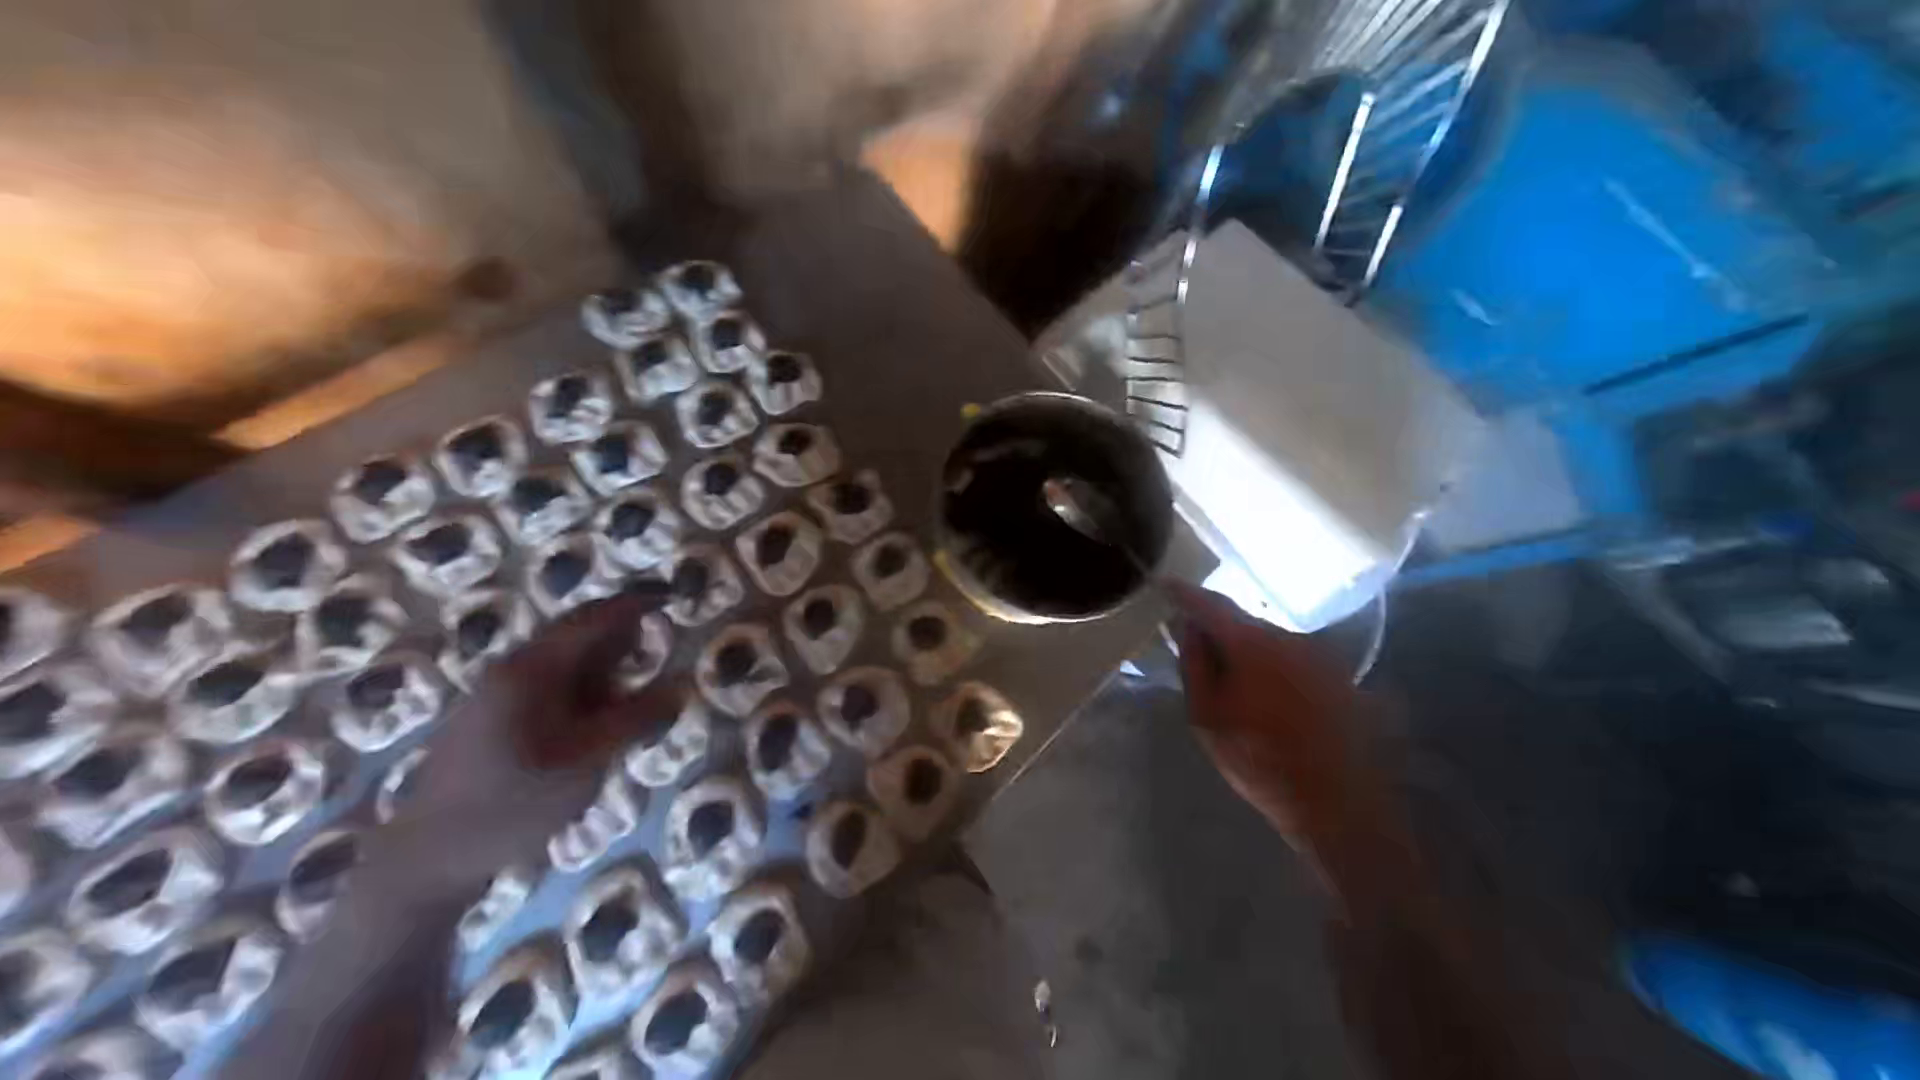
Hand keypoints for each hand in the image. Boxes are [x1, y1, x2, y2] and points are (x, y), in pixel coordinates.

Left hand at [393, 582, 675, 877]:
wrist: (426, 859)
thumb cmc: (512, 805)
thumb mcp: (587, 762)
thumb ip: (637, 719)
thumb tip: (680, 684)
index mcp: (531, 669)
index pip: (593, 618)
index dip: (635, 604)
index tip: (670, 600)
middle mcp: (510, 668)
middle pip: (575, 633)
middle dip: (620, 635)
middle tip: (659, 647)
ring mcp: (493, 692)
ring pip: (560, 660)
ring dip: (602, 663)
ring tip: (633, 688)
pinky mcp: (488, 717)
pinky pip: (545, 683)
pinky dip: (581, 686)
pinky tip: (594, 717)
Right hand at [1168, 582, 1359, 835]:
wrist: (1339, 804)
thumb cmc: (1259, 760)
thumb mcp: (1206, 717)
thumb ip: (1194, 665)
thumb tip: (1188, 628)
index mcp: (1253, 644)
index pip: (1211, 604)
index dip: (1185, 594)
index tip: (1165, 585)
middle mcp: (1291, 638)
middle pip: (1244, 622)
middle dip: (1218, 630)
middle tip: (1197, 649)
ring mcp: (1322, 656)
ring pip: (1271, 641)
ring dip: (1249, 651)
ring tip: (1236, 684)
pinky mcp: (1341, 677)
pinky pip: (1294, 660)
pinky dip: (1274, 668)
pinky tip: (1270, 699)